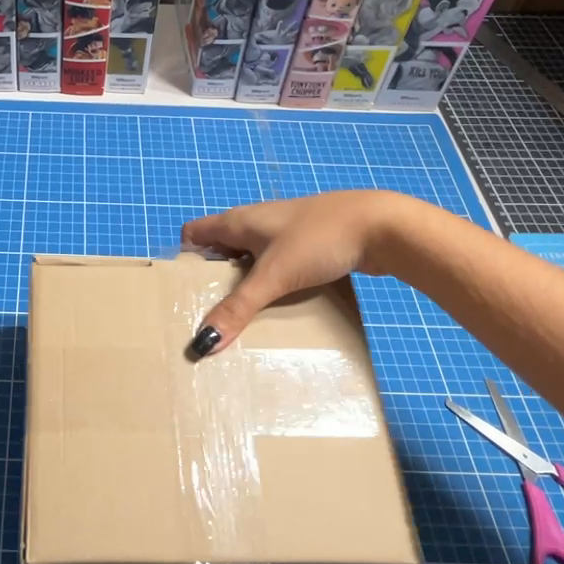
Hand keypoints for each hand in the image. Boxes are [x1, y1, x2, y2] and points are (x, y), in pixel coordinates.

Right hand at [179, 191, 405, 355]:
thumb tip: (201, 342)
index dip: (185, 259)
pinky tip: (282, 313)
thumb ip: (238, 308)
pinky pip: (278, 269)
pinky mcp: (309, 248)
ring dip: (246, 287)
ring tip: (243, 323)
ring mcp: (285, 235)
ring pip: (252, 261)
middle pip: (222, 251)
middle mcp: (257, 224)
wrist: (379, 227)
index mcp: (239, 221)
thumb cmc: (317, 240)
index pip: (194, 234)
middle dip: (214, 282)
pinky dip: (273, 288)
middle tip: (210, 318)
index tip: (184, 294)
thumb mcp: (274, 276)